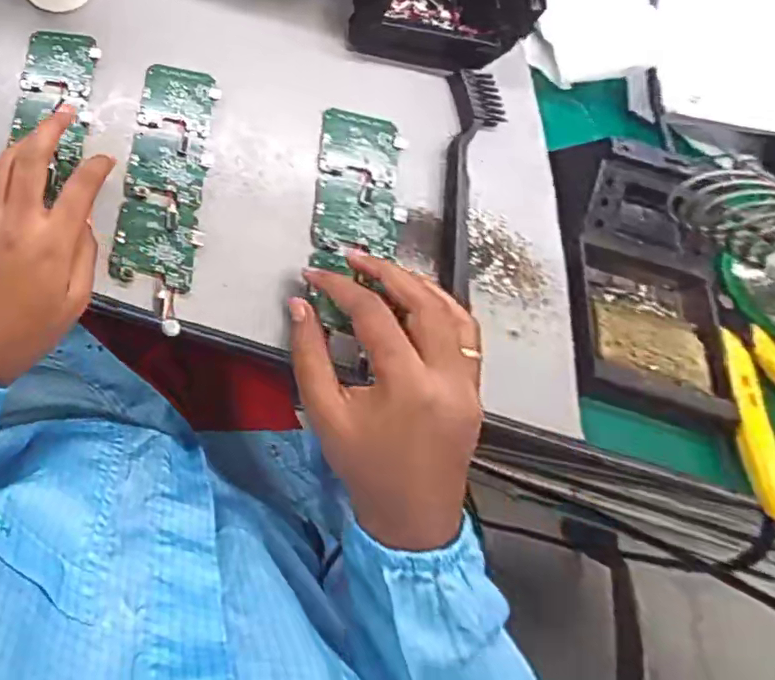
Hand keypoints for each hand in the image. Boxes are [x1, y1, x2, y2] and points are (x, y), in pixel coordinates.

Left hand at [0, 105, 115, 385]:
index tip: (104, 158)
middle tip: (65, 113)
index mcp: (51, 243)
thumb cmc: (32, 329)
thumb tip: (83, 218)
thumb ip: (84, 253)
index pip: (79, 188)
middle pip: (32, 160)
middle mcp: (18, 223)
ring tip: (38, 134)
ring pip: (2, 166)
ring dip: (21, 143)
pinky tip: (4, 164)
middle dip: (50, 129)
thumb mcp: (76, 300)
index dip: (95, 166)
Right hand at [289, 252, 483, 551]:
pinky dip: (441, 309)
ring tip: (383, 270)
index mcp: (409, 385)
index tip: (314, 274)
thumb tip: (300, 305)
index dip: (340, 287)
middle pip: (425, 304)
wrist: (413, 518)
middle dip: (386, 272)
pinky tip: (415, 301)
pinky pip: (466, 337)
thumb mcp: (322, 409)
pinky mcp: (474, 392)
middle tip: (352, 257)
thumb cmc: (363, 466)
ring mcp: (469, 386)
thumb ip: (308, 352)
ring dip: (419, 285)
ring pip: (456, 316)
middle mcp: (449, 380)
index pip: (375, 314)